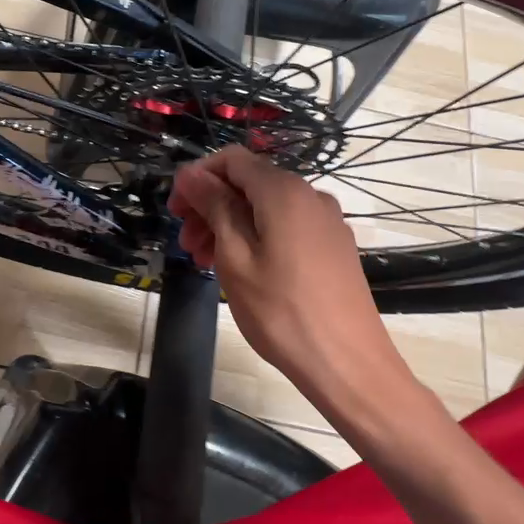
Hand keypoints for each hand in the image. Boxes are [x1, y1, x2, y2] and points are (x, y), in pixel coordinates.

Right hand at [168, 146, 399, 394]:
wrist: (348, 364)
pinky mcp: (334, 247)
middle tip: (186, 244)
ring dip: (230, 225)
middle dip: (211, 205)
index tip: (175, 211)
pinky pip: (286, 227)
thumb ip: (214, 206)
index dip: (197, 178)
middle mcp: (310, 195)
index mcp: (284, 190)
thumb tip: (192, 173)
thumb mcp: (234, 256)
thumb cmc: (281, 310)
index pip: (232, 159)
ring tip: (206, 263)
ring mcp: (327, 221)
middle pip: (249, 183)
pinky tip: (242, 270)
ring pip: (266, 208)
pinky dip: (257, 237)